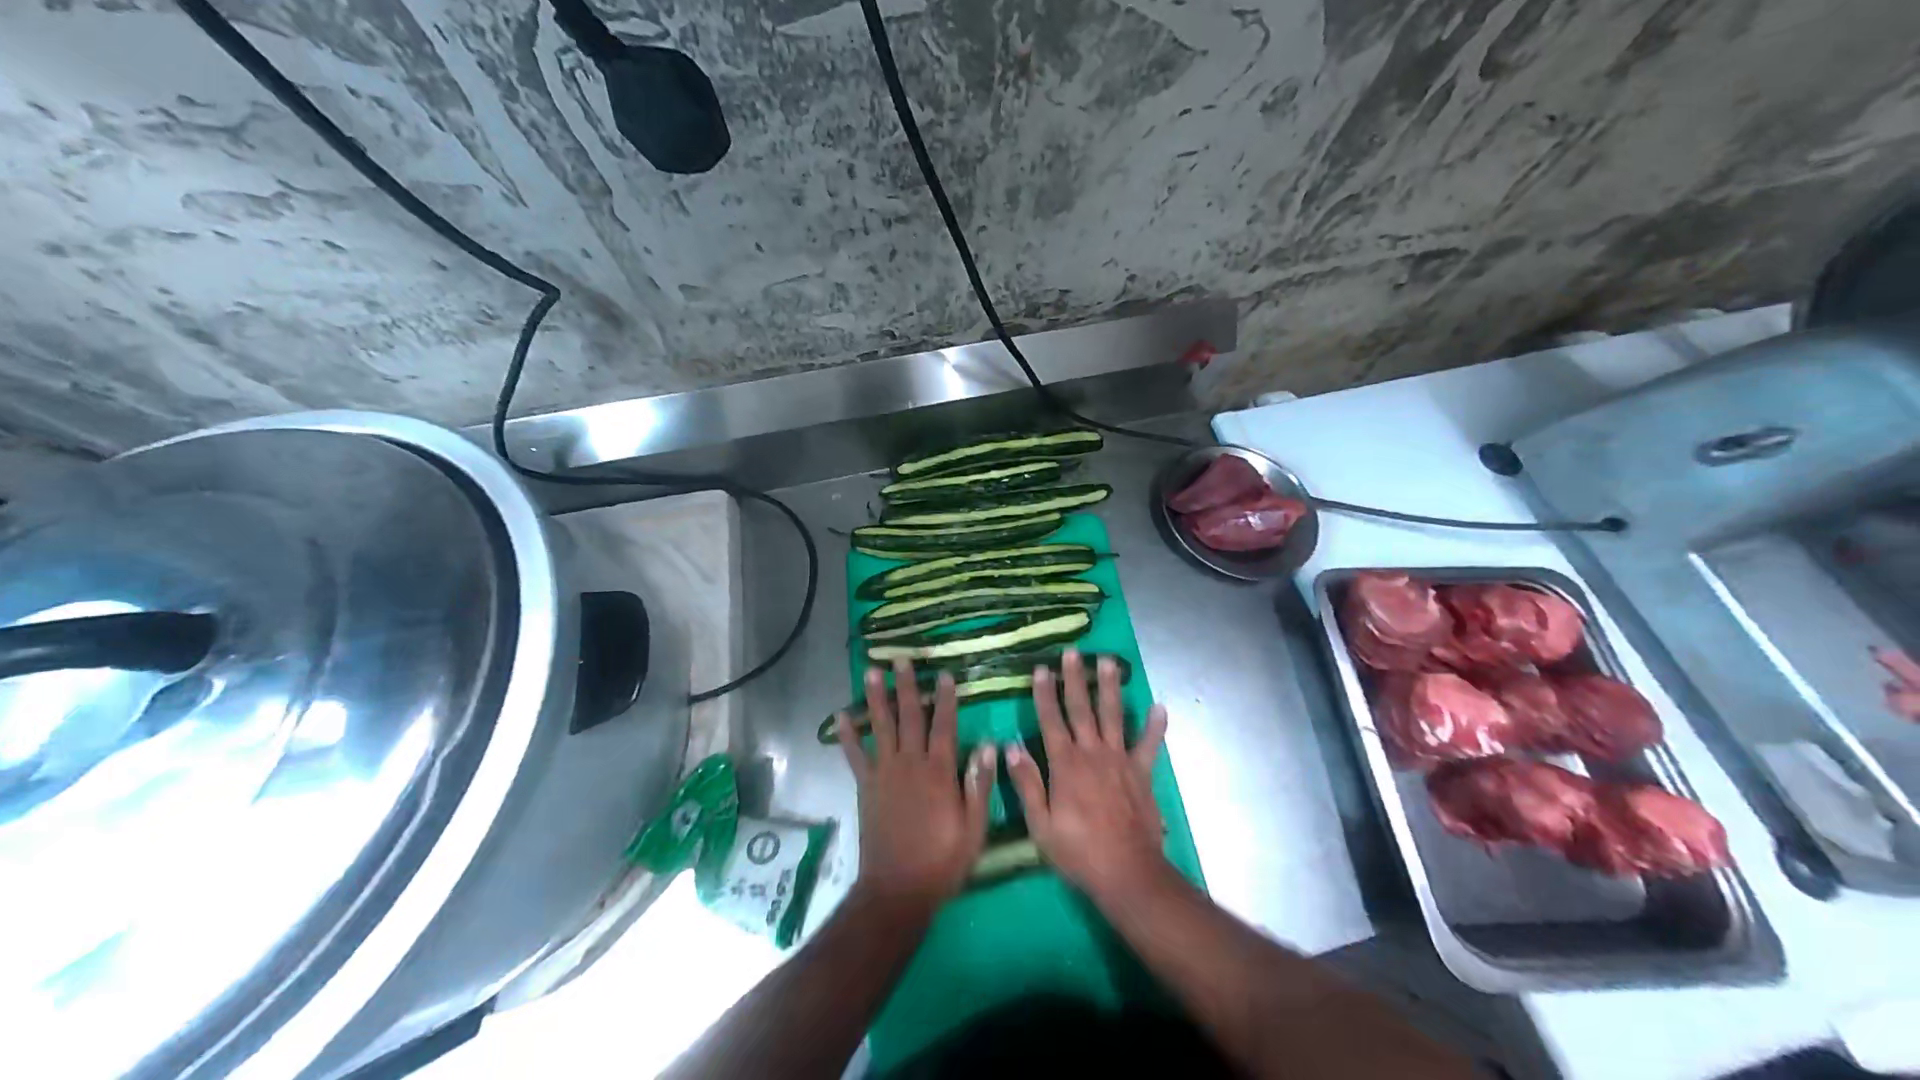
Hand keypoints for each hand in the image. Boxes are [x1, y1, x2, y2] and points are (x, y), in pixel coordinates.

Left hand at [835, 659, 995, 910]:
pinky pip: (855, 755)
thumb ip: (980, 784)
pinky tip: (841, 715)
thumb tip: (988, 745)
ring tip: (871, 672)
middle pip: (909, 717)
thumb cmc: (943, 861)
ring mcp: (885, 773)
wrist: (897, 889)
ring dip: (876, 698)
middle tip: (902, 659)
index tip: (945, 675)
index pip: (945, 726)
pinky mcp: (866, 786)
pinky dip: (848, 735)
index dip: (946, 699)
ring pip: (881, 727)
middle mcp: (911, 764)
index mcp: (940, 772)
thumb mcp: (974, 828)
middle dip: (907, 686)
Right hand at [1005, 648, 1171, 907]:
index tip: (1040, 669)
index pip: (1051, 720)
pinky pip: (1149, 744)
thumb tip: (1011, 747)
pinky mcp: (1141, 772)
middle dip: (1074, 679)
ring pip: (1113, 715)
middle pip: (1081, 708)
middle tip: (1072, 653)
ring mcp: (1120, 760)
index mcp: (1065, 764)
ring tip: (1109, 661)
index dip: (1044, 694)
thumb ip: (1027, 783)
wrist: (1127, 871)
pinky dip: (1155, 725)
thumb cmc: (1077, 851)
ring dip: (1109, 687)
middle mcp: (1092, 753)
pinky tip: (1160, 706)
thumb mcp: (1040, 824)